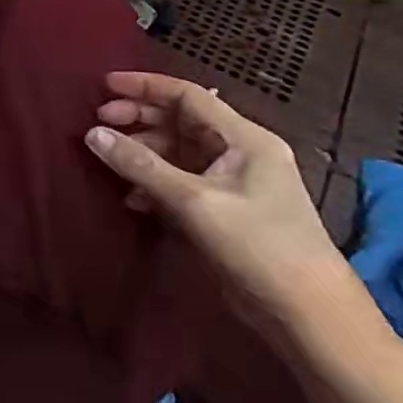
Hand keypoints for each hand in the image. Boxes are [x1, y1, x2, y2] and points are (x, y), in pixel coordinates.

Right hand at [85, 71, 356, 330]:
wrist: (310, 316)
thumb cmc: (259, 246)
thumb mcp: (194, 202)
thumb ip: (140, 165)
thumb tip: (92, 134)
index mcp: (244, 139)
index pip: (188, 95)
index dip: (145, 86)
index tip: (104, 86)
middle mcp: (239, 152)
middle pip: (179, 120)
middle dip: (138, 118)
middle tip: (98, 124)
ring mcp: (233, 182)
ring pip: (176, 151)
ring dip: (141, 152)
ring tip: (109, 161)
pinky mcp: (224, 209)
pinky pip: (179, 180)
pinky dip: (152, 182)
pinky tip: (131, 198)